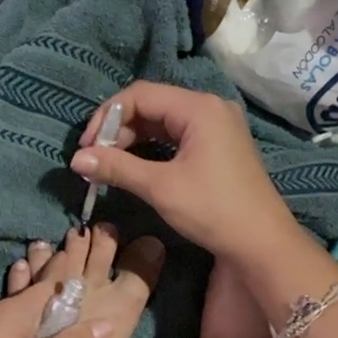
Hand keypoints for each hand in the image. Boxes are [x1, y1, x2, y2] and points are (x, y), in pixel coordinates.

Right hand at [70, 82, 296, 262]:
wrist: (260, 243)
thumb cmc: (213, 210)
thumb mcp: (161, 188)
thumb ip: (118, 168)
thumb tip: (77, 159)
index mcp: (199, 108)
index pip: (140, 95)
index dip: (107, 118)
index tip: (86, 148)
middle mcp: (210, 109)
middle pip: (152, 106)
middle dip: (119, 131)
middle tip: (96, 161)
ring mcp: (217, 128)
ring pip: (163, 123)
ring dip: (133, 142)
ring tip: (110, 168)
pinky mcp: (218, 148)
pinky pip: (177, 138)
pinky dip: (153, 150)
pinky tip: (136, 170)